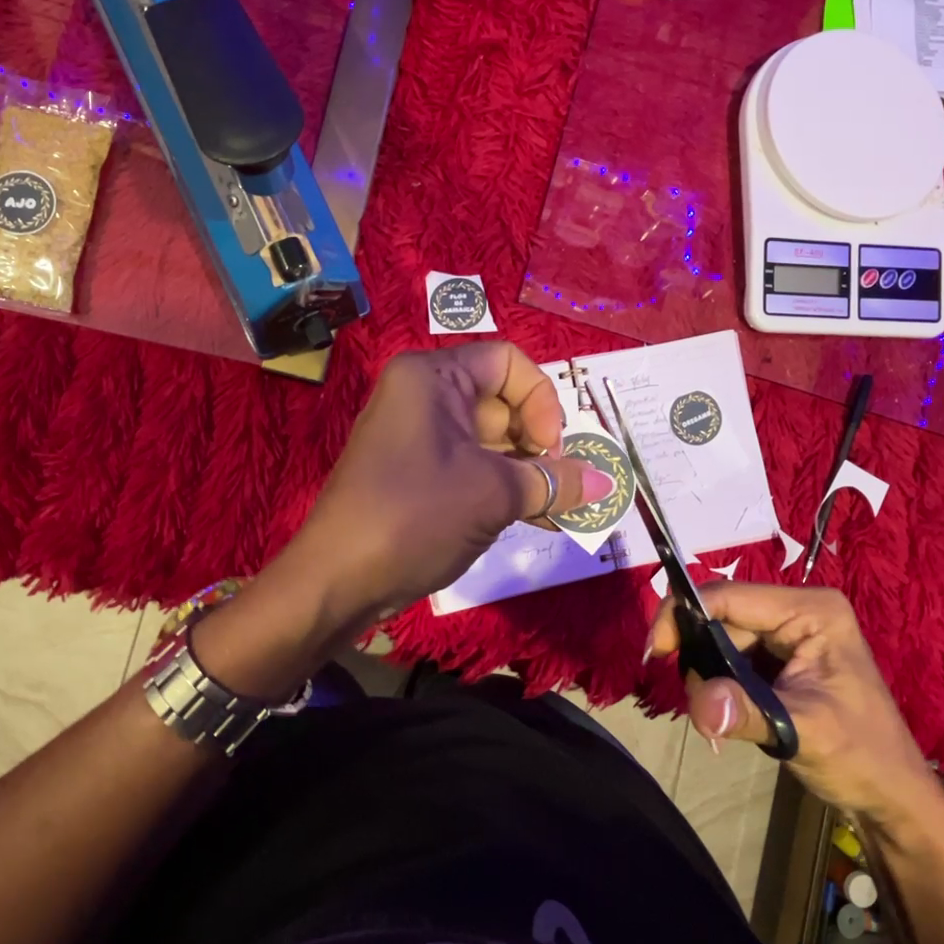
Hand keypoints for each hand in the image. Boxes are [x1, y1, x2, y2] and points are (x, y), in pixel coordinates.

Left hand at [279, 342, 615, 623]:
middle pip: (501, 402)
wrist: (337, 581)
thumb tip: (606, 482)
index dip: (541, 400)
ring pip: (490, 441)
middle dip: (539, 443)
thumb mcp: (493, 495)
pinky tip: (537, 519)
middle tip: (564, 484)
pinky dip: (502, 488)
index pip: (508, 362)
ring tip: (561, 509)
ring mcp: (417, 438)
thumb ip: (554, 482)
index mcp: (432, 377)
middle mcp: (422, 396)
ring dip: (528, 472)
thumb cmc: (415, 517)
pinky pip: (470, 467)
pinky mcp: (416, 475)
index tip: (553, 448)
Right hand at [649, 584, 936, 823]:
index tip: (654, 653)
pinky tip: (725, 712)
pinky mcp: (778, 658)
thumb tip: (700, 701)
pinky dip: (720, 684)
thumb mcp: (803, 732)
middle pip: (722, 618)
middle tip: (696, 704)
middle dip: (700, 658)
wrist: (891, 798)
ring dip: (710, 676)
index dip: (684, 616)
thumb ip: (749, 712)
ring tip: (715, 715)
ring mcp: (788, 634)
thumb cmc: (862, 756)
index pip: (729, 596)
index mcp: (811, 610)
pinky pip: (731, 658)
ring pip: (721, 639)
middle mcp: (797, 611)